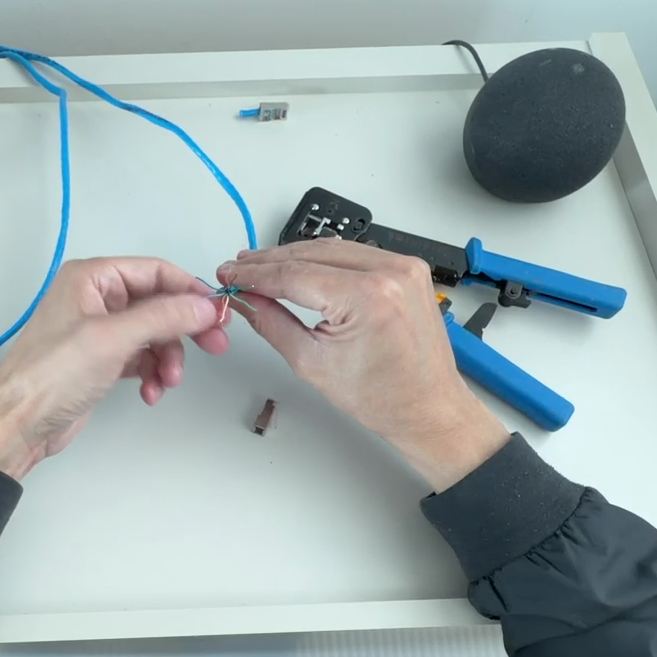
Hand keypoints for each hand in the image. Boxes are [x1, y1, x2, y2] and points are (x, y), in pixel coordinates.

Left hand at [0, 257, 227, 479]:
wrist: (22, 424)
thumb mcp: (114, 338)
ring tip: (166, 382)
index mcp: (92, 278)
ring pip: (153, 336)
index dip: (189, 291)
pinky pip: (140, 359)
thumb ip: (164, 317)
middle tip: (214, 348)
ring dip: (167, 359)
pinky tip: (149, 393)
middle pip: (158, 305)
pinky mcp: (101, 361)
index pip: (154, 272)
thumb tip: (207, 306)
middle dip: (184, 330)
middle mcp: (96, 299)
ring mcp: (98, 331)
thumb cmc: (55, 373)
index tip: (219, 314)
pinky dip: (151, 374)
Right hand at [217, 240, 509, 490]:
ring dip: (292, 256)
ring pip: (330, 249)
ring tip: (259, 266)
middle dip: (268, 261)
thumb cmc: (381, 396)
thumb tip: (246, 299)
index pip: (293, 274)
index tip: (229, 274)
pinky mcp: (407, 269)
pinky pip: (354, 254)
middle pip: (310, 254)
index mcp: (365, 297)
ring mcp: (402, 266)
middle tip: (237, 268)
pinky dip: (322, 258)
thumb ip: (272, 323)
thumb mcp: (311, 362)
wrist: (427, 407)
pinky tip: (298, 264)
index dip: (253, 274)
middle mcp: (388, 272)